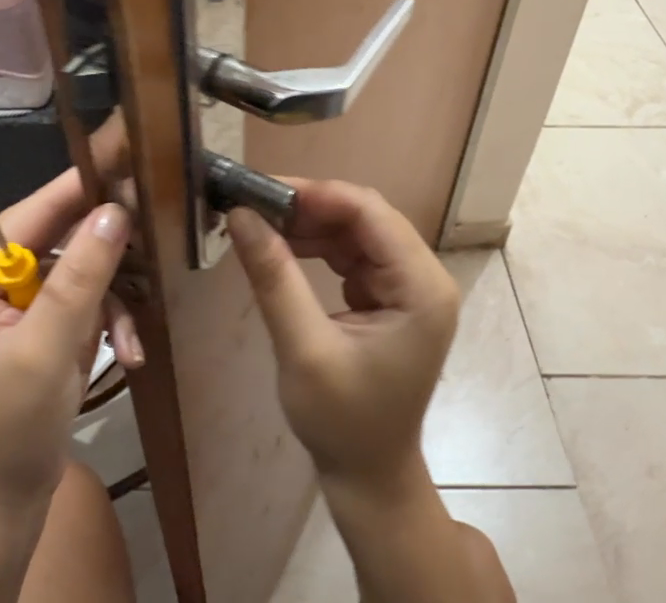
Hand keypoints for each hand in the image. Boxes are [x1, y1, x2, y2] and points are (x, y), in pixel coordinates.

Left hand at [0, 168, 138, 513]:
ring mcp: (20, 306)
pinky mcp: (42, 331)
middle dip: (108, 258)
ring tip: (132, 344)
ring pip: (83, 273)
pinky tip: (129, 357)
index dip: (82, 185)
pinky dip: (109, 326)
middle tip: (153, 250)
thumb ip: (80, 277)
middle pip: (62, 237)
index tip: (130, 155)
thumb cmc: (8, 428)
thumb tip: (115, 211)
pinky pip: (85, 306)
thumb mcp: (46, 349)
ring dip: (114, 304)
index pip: (34, 210)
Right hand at [227, 182, 460, 487]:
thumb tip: (240, 216)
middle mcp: (424, 278)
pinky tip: (281, 247)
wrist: (368, 474)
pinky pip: (352, 254)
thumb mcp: (303, 349)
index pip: (371, 214)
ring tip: (258, 223)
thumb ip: (274, 278)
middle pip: (365, 217)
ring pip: (356, 231)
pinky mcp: (390, 297)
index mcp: (422, 289)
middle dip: (308, 207)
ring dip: (308, 224)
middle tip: (252, 204)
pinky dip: (316, 247)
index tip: (261, 190)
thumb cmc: (342, 421)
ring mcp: (409, 287)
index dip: (316, 194)